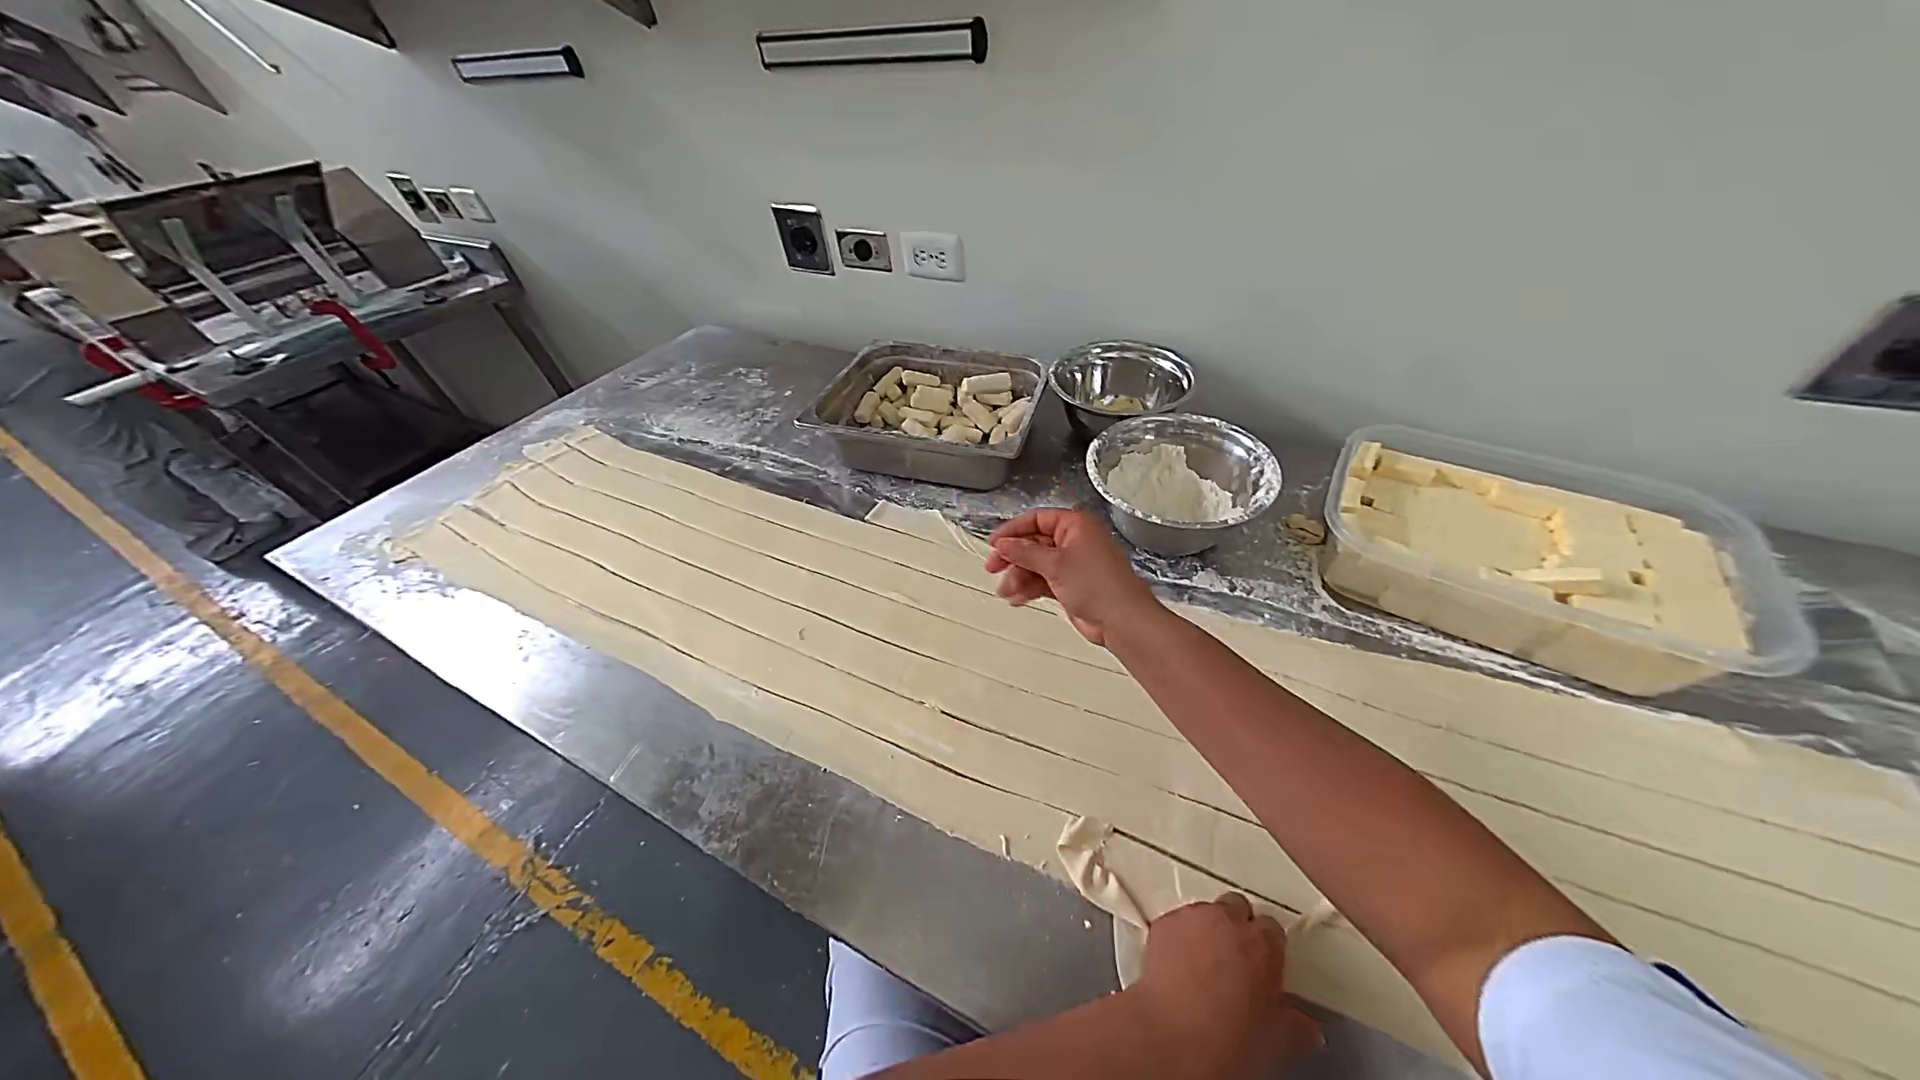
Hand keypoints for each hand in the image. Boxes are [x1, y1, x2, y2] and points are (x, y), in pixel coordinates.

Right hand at [986, 507, 1160, 644]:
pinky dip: (1030, 588)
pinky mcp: (1071, 585)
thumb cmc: (1101, 586)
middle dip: (1013, 557)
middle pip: (1034, 543)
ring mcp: (1073, 564)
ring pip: (1036, 565)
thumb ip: (1025, 552)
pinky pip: (1043, 581)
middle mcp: (1075, 541)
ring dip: (1019, 577)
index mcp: (1076, 525)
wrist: (1121, 620)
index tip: (995, 543)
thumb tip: (1005, 544)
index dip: (1013, 530)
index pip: (1036, 519)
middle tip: (994, 567)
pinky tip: (1018, 597)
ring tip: (1007, 590)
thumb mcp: (1055, 564)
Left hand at [1128, 894, 1322, 1078]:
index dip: (1269, 948)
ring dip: (1208, 929)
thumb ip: (1297, 1025)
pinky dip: (1180, 936)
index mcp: (1261, 943)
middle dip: (1237, 926)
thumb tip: (1306, 1028)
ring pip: (1205, 911)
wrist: (1174, 1036)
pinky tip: (1180, 964)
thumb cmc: (1228, 1038)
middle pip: (1236, 907)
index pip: (1272, 928)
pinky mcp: (1162, 924)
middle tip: (1235, 960)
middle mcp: (1226, 920)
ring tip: (1205, 964)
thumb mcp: (1278, 1040)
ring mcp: (1191, 918)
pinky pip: (1177, 922)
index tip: (1266, 966)